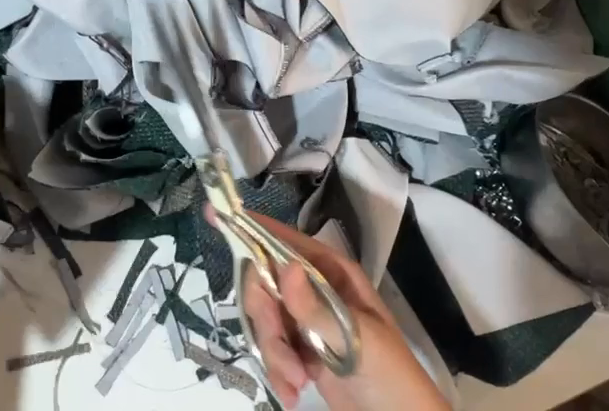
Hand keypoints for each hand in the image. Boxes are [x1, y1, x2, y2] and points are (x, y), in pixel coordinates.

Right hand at [223, 209, 451, 410]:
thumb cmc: (390, 375)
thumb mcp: (356, 340)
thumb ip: (315, 308)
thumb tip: (284, 268)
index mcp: (331, 272)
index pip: (284, 241)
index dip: (251, 229)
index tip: (217, 215)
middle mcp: (313, 288)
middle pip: (263, 285)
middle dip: (267, 323)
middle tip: (285, 354)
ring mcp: (304, 319)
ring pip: (263, 321)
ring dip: (274, 355)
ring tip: (298, 383)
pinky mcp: (299, 350)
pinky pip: (270, 349)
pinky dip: (277, 373)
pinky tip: (294, 394)